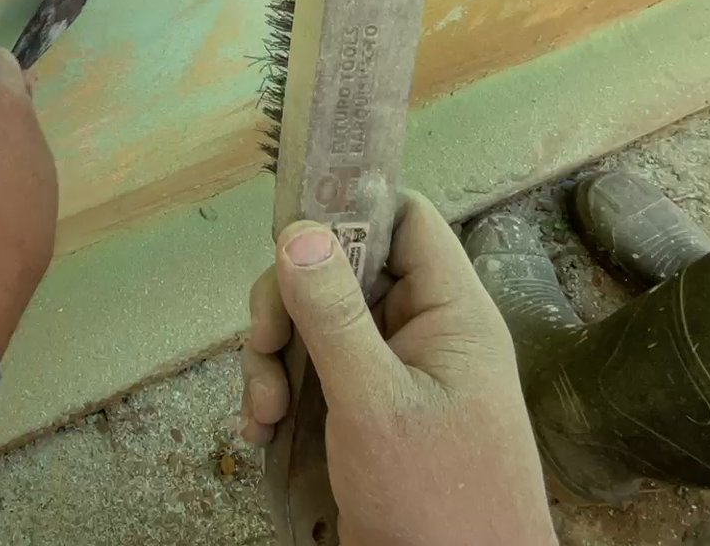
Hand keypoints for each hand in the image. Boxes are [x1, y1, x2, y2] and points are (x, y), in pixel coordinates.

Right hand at [239, 191, 555, 545]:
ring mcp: (386, 367)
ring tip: (264, 411)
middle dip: (287, 303)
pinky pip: (305, 366)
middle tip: (262, 342)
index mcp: (449, 314)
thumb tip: (297, 229)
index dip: (350, 205)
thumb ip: (333, 315)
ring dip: (272, 357)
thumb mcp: (374, 404)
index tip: (289, 222)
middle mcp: (417, 329)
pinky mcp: (359, 402)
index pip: (405, 220)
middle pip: (337, 268)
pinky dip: (275, 388)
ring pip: (310, 319)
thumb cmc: (436, 504)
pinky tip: (260, 427)